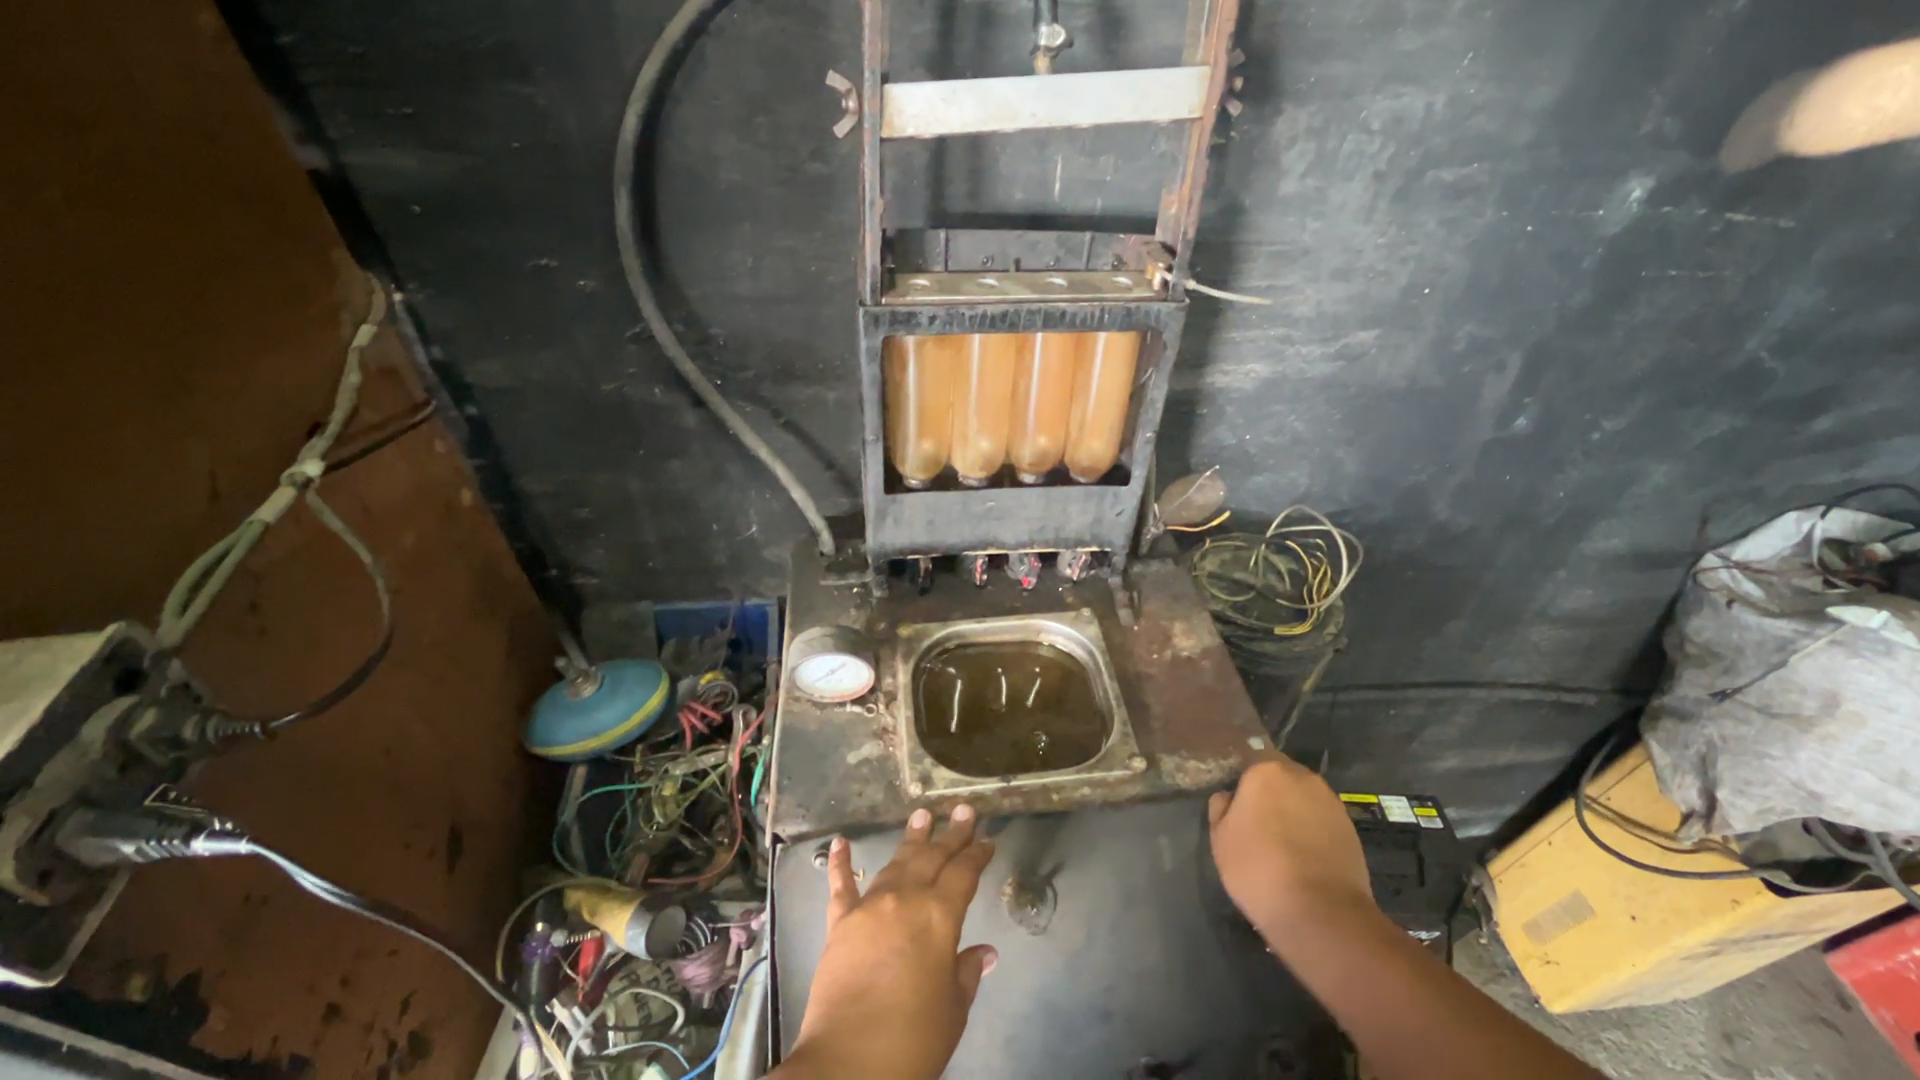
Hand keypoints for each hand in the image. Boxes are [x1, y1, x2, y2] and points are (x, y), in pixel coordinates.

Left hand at [777, 804, 997, 1079]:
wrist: (848, 1060)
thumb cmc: (913, 1036)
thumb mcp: (953, 1009)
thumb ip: (964, 972)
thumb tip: (982, 952)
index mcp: (939, 917)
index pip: (964, 874)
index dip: (977, 854)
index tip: (987, 838)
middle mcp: (904, 900)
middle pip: (932, 858)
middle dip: (950, 834)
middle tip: (963, 810)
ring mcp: (869, 909)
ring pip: (894, 864)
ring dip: (910, 840)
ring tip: (921, 816)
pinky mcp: (839, 925)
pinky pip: (840, 887)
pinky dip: (839, 863)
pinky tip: (840, 842)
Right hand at [1208, 757, 1373, 936]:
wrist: (1320, 911)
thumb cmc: (1258, 869)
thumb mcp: (1220, 839)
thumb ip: (1221, 808)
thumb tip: (1229, 797)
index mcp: (1266, 771)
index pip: (1251, 759)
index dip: (1243, 780)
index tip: (1236, 801)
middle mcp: (1302, 777)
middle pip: (1281, 775)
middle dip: (1270, 792)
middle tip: (1256, 821)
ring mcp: (1331, 802)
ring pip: (1304, 797)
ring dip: (1293, 811)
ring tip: (1282, 842)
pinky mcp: (1350, 828)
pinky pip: (1322, 820)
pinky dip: (1312, 830)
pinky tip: (1303, 856)